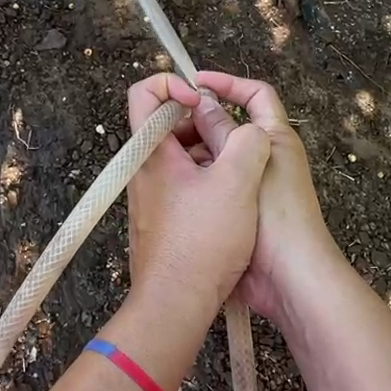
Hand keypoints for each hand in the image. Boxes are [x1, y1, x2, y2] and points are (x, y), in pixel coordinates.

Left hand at [124, 74, 271, 313]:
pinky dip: (203, 180)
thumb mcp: (237, 183)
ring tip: (238, 173)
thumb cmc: (202, 241)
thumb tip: (248, 128)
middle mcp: (142, 168)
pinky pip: (180, 183)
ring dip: (207, 154)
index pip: (143, 92)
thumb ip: (247, 144)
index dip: (172, 85)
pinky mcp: (159, 219)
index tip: (203, 102)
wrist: (174, 305)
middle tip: (230, 140)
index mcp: (150, 149)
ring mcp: (148, 195)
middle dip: (200, 123)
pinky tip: (230, 202)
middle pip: (164, 123)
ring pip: (176, 155)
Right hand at [192, 72, 343, 323]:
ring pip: (216, 156)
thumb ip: (222, 130)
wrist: (291, 280)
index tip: (195, 82)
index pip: (256, 94)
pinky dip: (196, 179)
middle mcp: (266, 156)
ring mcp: (252, 185)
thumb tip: (203, 102)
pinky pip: (213, 184)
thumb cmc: (275, 214)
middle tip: (167, 124)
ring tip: (164, 155)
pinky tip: (173, 184)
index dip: (228, 83)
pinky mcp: (240, 210)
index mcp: (276, 137)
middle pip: (229, 126)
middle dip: (200, 122)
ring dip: (193, 153)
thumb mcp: (246, 164)